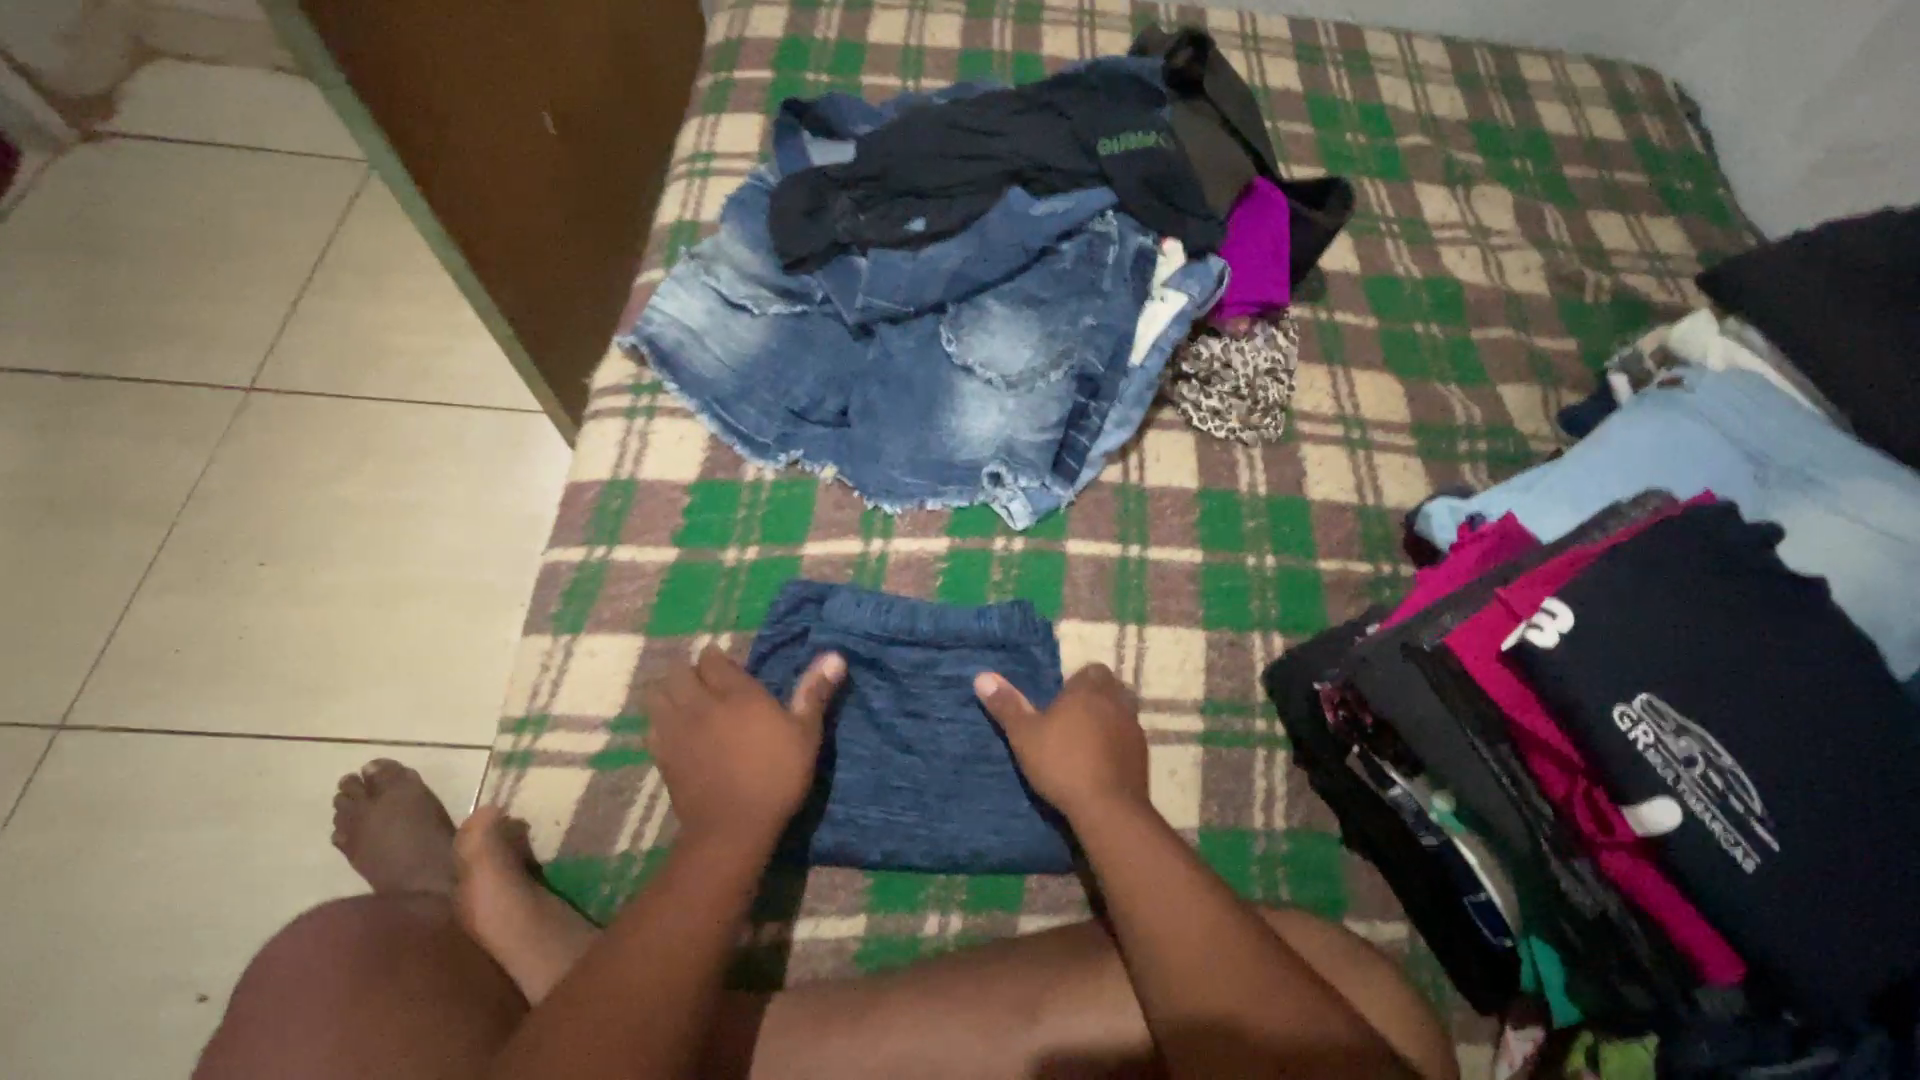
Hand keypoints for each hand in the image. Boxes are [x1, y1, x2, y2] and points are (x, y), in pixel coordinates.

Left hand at [645, 646, 844, 848]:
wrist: (733, 827)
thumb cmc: (777, 777)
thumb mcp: (806, 734)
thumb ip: (814, 692)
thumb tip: (836, 655)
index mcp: (736, 693)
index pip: (712, 658)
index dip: (717, 659)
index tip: (728, 667)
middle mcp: (701, 703)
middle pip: (678, 671)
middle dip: (690, 672)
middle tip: (707, 684)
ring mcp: (676, 728)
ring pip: (658, 694)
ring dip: (670, 693)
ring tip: (686, 703)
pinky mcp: (661, 754)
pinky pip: (650, 725)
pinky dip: (659, 722)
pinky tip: (674, 732)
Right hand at [974, 663, 1149, 820]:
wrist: (1108, 807)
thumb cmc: (1061, 763)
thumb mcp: (1024, 735)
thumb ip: (1007, 704)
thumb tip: (981, 675)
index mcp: (1089, 690)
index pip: (1091, 669)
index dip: (1077, 682)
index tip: (1060, 700)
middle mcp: (1116, 702)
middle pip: (1109, 689)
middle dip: (1094, 698)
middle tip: (1071, 719)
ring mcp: (1134, 729)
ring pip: (1122, 713)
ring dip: (1108, 721)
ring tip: (1086, 742)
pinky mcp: (1143, 755)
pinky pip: (1128, 740)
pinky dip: (1117, 745)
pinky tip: (1101, 763)